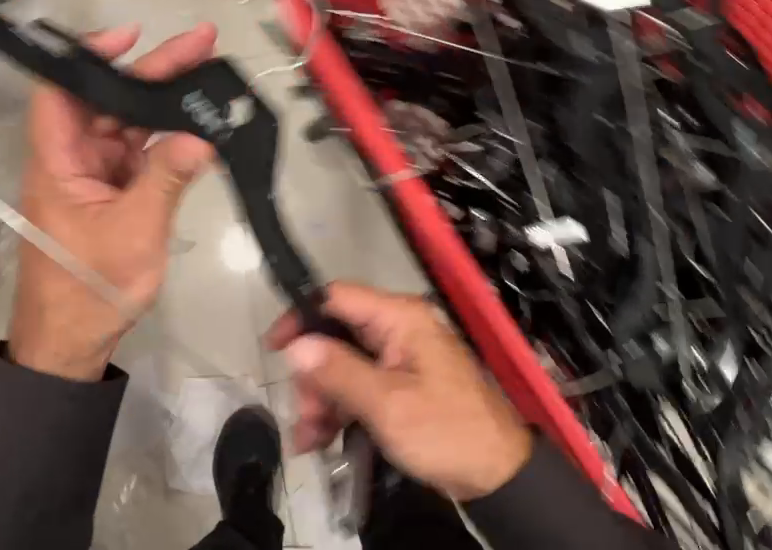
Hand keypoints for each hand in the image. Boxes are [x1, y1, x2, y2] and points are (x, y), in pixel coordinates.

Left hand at [8, 23, 217, 380]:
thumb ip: (167, 180)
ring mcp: (97, 174)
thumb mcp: (133, 234)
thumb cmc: (89, 289)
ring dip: (165, 98)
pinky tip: (200, 117)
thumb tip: (203, 137)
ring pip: (130, 122)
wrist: (74, 345)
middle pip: (108, 100)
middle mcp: (74, 158)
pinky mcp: (117, 191)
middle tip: (202, 42)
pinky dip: (169, 134)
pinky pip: (143, 151)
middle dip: (152, 70)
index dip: (89, 58)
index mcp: (58, 161)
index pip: (60, 93)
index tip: (132, 36)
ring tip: (210, 69)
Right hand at [265, 283, 532, 500]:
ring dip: (323, 399)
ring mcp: (401, 356)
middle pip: (337, 336)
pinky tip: (324, 439)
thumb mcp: (386, 404)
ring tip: (311, 440)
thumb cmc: (445, 430)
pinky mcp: (402, 383)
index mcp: (400, 318)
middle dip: (314, 376)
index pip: (338, 297)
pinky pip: (360, 385)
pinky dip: (340, 409)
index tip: (275, 347)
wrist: (496, 473)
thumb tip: (296, 345)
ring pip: (344, 364)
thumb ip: (339, 371)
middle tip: (305, 416)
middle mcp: (399, 328)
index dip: (302, 317)